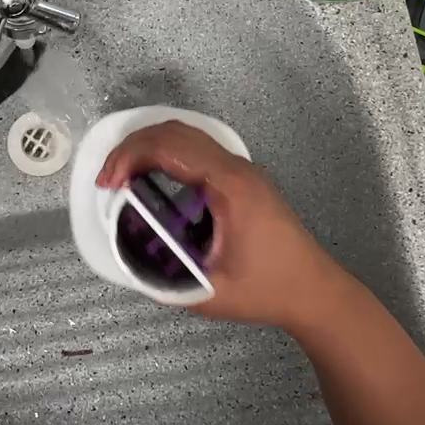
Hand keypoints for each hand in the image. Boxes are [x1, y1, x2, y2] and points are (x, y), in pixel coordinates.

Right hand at [97, 121, 341, 328]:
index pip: (169, 148)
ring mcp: (240, 168)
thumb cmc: (268, 290)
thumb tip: (125, 260)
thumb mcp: (209, 292)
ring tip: (122, 174)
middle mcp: (235, 167)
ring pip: (185, 134)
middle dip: (132, 147)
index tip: (107, 185)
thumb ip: (164, 280)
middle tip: (107, 178)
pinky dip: (164, 152)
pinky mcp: (240, 177)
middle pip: (173, 132)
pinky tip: (150, 176)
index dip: (130, 158)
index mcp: (229, 185)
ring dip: (148, 146)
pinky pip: (195, 148)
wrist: (316, 292)